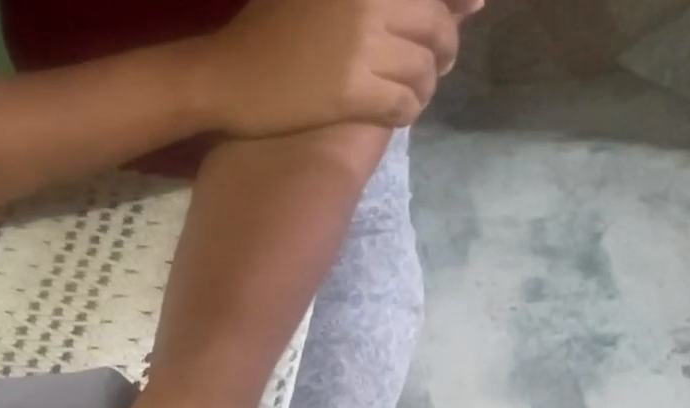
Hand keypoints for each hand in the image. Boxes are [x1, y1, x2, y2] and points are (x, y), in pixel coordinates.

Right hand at [193, 0, 462, 136]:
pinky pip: (400, 102)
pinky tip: (401, 115)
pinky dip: (407, 110)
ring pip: (422, 68)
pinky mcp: (350, 92)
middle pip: (435, 28)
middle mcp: (376, 5)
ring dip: (426, 85)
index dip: (458, 2)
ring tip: (417, 95)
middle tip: (440, 65)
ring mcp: (364, 48)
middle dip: (445, 48)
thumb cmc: (257, 30)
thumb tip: (428, 2)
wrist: (220, 77)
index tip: (470, 9)